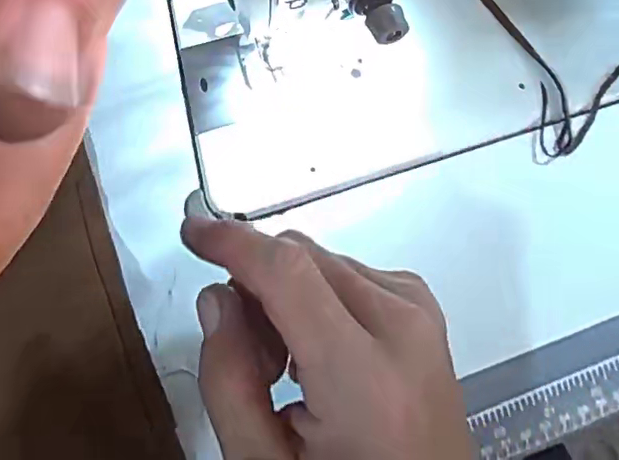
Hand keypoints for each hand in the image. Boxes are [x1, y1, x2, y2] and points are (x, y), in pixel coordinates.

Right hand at [184, 216, 473, 459]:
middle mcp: (402, 328)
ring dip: (288, 296)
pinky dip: (318, 299)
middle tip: (248, 356)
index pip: (288, 272)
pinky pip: (349, 272)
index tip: (198, 231)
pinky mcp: (420, 304)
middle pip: (303, 260)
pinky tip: (319, 357)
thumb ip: (232, 386)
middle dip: (257, 288)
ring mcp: (418, 311)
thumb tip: (218, 302)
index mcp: (367, 380)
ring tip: (286, 371)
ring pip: (323, 260)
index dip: (234, 242)